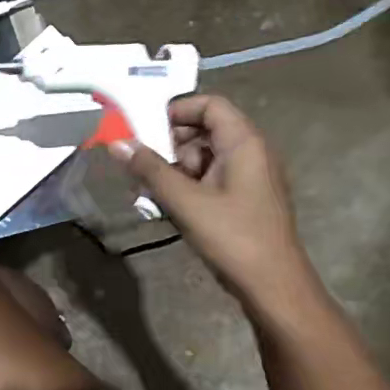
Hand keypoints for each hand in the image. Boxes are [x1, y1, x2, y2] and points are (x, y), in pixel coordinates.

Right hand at [110, 95, 313, 311]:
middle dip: (170, 146)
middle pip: (204, 131)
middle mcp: (251, 152)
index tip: (144, 131)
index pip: (209, 104)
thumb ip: (150, 170)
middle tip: (143, 168)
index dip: (175, 111)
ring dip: (175, 171)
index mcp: (244, 142)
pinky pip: (211, 181)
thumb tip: (117, 143)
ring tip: (152, 195)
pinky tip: (170, 209)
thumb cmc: (232, 236)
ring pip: (204, 159)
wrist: (272, 284)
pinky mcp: (244, 200)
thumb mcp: (185, 201)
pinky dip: (188, 188)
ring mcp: (249, 177)